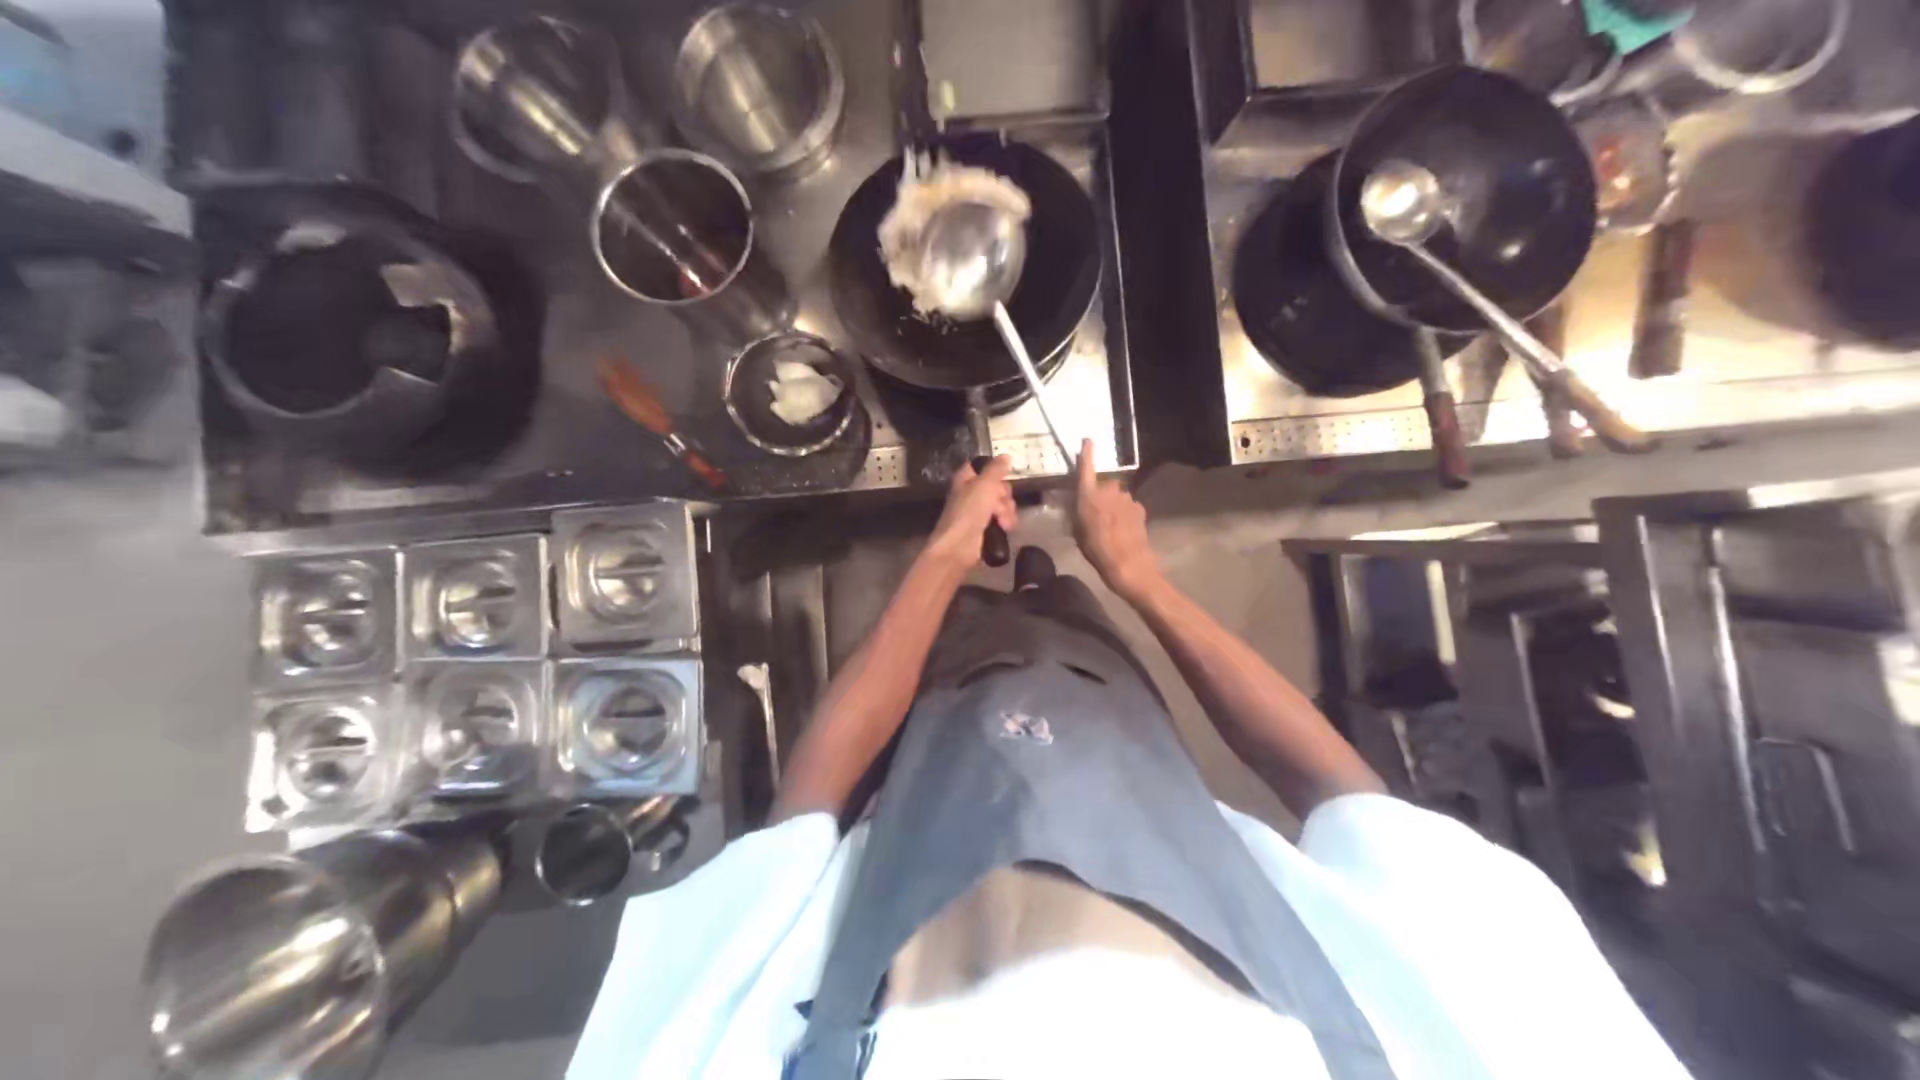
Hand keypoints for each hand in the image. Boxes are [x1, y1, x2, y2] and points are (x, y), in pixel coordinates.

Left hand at [926, 455, 1017, 569]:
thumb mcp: (984, 485)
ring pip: (1001, 504)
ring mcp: (977, 512)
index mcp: (966, 479)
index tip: (1004, 477)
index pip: (981, 467)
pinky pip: (1001, 520)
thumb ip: (995, 469)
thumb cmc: (968, 512)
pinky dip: (1006, 523)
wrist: (959, 547)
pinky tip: (1006, 529)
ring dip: (1007, 512)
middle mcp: (971, 493)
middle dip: (1004, 496)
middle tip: (1001, 506)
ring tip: (1004, 523)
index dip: (994, 471)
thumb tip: (1005, 455)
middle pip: (996, 487)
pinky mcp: (984, 528)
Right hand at [1074, 439, 1160, 600]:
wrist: (1128, 563)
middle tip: (1096, 515)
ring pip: (1117, 496)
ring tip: (1110, 527)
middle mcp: (1109, 490)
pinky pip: (1128, 506)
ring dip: (1114, 506)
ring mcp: (1127, 497)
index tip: (1088, 440)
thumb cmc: (1096, 549)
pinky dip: (1125, 513)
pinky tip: (1123, 530)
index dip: (1087, 453)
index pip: (1086, 468)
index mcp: (1089, 495)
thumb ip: (1078, 512)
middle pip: (1104, 486)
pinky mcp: (1140, 507)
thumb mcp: (1077, 532)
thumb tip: (1079, 503)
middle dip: (1101, 495)